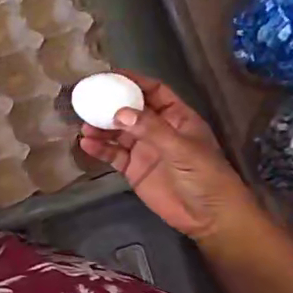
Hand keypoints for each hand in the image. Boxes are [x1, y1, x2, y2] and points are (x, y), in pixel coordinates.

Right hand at [77, 73, 266, 242]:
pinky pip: (112, 154)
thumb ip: (150, 129)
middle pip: (130, 111)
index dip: (134, 82)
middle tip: (87, 100)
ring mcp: (144, 150)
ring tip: (84, 126)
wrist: (208, 215)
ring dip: (101, 128)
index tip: (110, 76)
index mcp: (177, 118)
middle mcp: (158, 130)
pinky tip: (86, 144)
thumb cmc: (204, 175)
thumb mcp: (181, 148)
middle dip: (110, 105)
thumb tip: (119, 113)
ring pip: (117, 133)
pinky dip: (99, 149)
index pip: (155, 92)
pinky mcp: (133, 169)